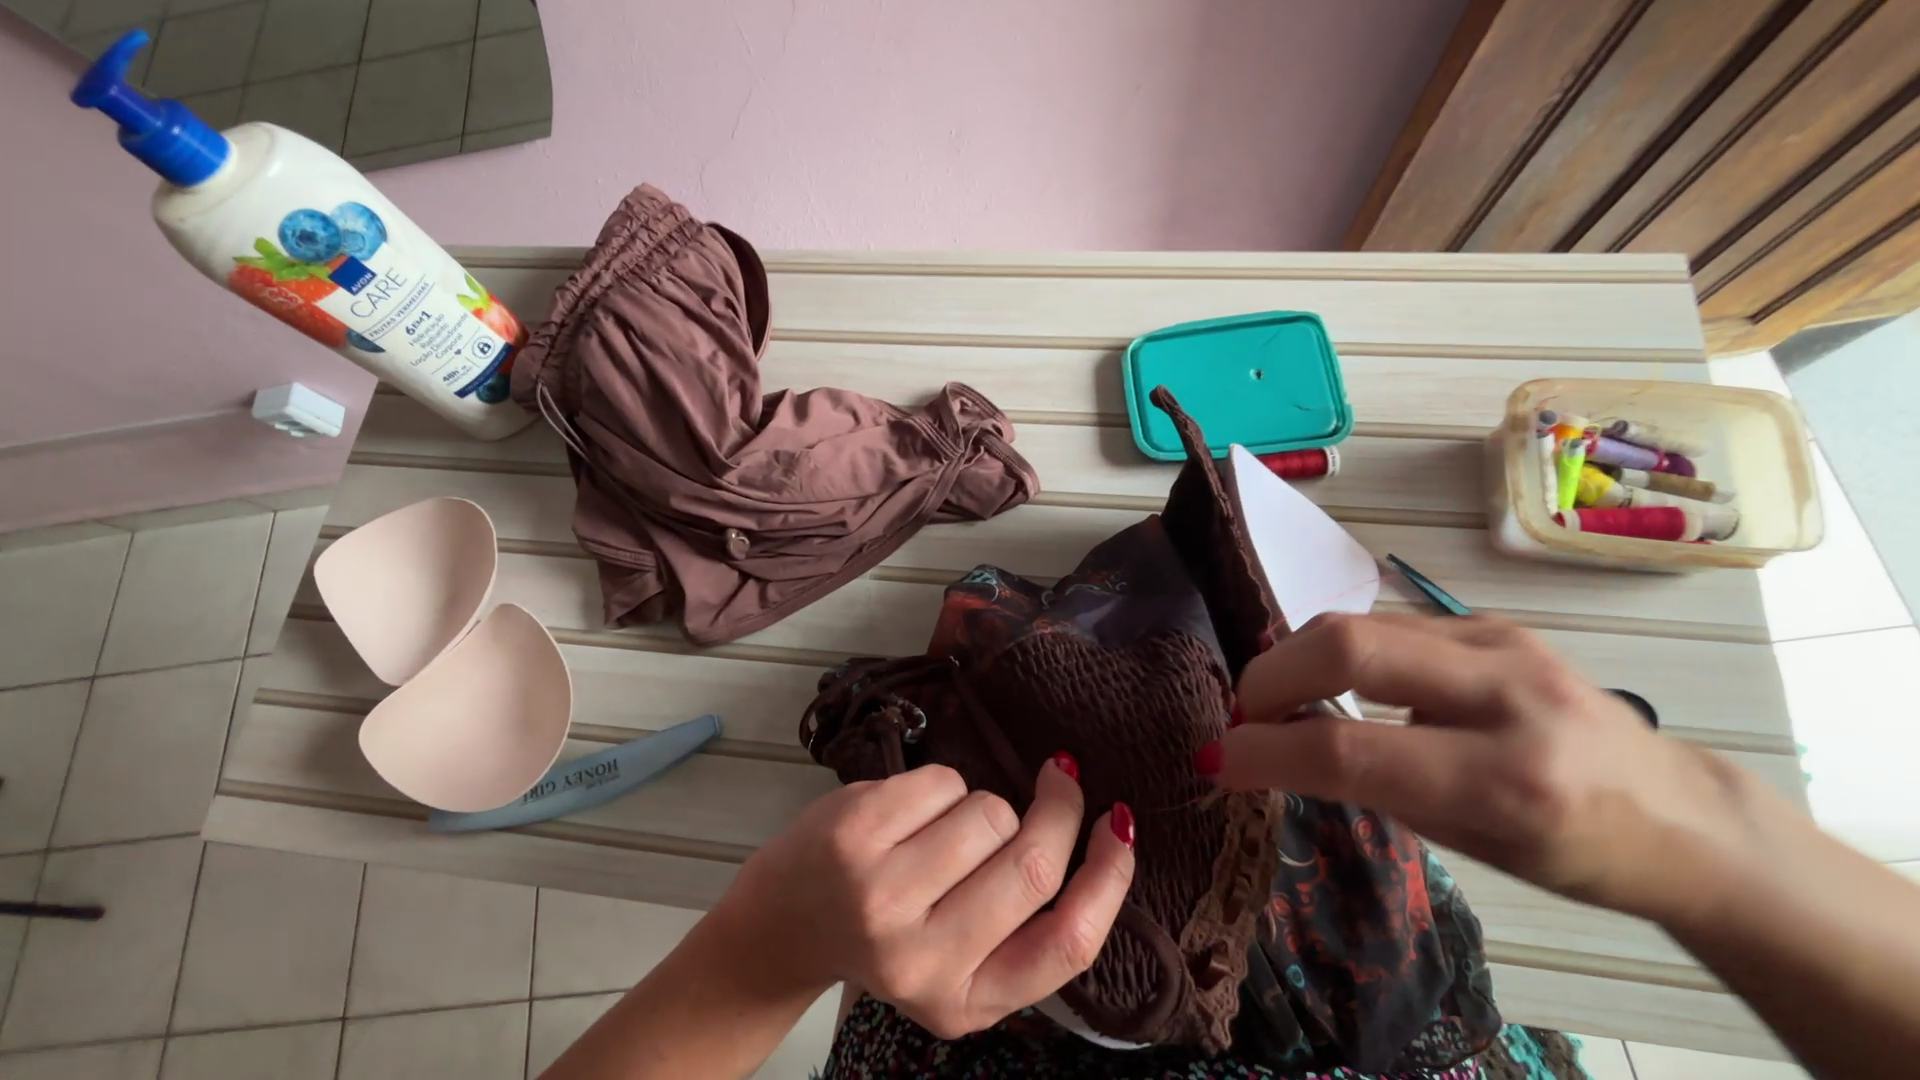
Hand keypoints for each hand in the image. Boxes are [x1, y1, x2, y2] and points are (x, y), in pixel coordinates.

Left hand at [710, 759, 1135, 1038]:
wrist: (782, 925)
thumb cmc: (883, 935)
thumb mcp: (959, 961)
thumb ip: (1021, 923)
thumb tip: (1107, 832)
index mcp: (966, 1001)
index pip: (1068, 943)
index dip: (1110, 876)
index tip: (1119, 825)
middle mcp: (926, 961)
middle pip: (1033, 864)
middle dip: (1059, 808)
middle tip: (1060, 781)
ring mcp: (885, 895)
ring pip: (990, 813)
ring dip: (983, 804)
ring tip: (944, 827)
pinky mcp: (856, 836)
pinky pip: (944, 781)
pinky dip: (941, 785)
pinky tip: (908, 812)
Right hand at [1210, 612, 1771, 920]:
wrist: (1680, 812)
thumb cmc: (1571, 852)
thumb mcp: (1464, 840)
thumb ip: (1370, 783)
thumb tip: (1274, 747)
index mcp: (1507, 779)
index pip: (1348, 750)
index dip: (1264, 752)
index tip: (1217, 760)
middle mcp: (1509, 695)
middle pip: (1347, 647)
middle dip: (1269, 677)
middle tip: (1246, 715)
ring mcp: (1504, 643)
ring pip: (1357, 623)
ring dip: (1296, 658)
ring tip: (1280, 700)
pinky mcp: (1492, 623)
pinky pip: (1387, 624)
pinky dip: (1338, 651)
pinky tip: (1337, 684)